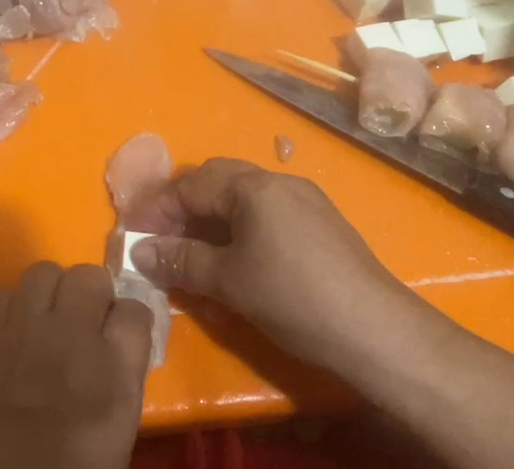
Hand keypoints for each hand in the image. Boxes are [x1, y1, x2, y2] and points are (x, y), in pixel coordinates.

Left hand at [0, 262, 151, 468]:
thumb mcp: (115, 434)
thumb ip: (121, 378)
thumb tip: (120, 344)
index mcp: (112, 373)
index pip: (137, 311)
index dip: (131, 321)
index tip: (123, 333)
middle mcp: (69, 338)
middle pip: (90, 276)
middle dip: (94, 293)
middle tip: (86, 321)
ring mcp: (22, 329)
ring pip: (45, 270)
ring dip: (53, 290)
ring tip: (50, 318)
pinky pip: (6, 291)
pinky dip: (15, 304)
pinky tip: (16, 331)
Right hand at [129, 158, 433, 374]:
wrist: (379, 332)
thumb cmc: (295, 298)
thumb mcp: (229, 282)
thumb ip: (181, 260)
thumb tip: (139, 251)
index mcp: (253, 186)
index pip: (190, 185)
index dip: (157, 209)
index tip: (134, 236)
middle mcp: (278, 181)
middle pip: (216, 180)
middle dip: (183, 206)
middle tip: (162, 239)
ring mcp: (305, 201)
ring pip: (243, 196)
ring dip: (212, 218)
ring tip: (194, 252)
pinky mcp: (323, 225)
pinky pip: (267, 213)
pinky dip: (240, 227)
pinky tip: (236, 259)